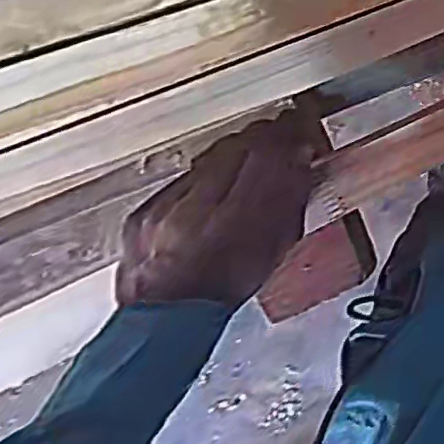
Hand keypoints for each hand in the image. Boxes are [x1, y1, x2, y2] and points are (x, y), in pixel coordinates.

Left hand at [117, 106, 318, 306]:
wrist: (166, 322)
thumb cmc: (229, 284)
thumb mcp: (278, 243)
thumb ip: (292, 196)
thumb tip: (302, 156)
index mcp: (238, 221)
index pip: (267, 152)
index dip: (287, 130)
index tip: (299, 120)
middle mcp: (195, 212)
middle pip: (237, 146)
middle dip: (264, 135)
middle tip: (281, 134)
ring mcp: (162, 212)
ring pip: (209, 157)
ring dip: (235, 150)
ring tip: (251, 156)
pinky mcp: (140, 213)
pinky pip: (183, 177)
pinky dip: (205, 174)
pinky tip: (215, 182)